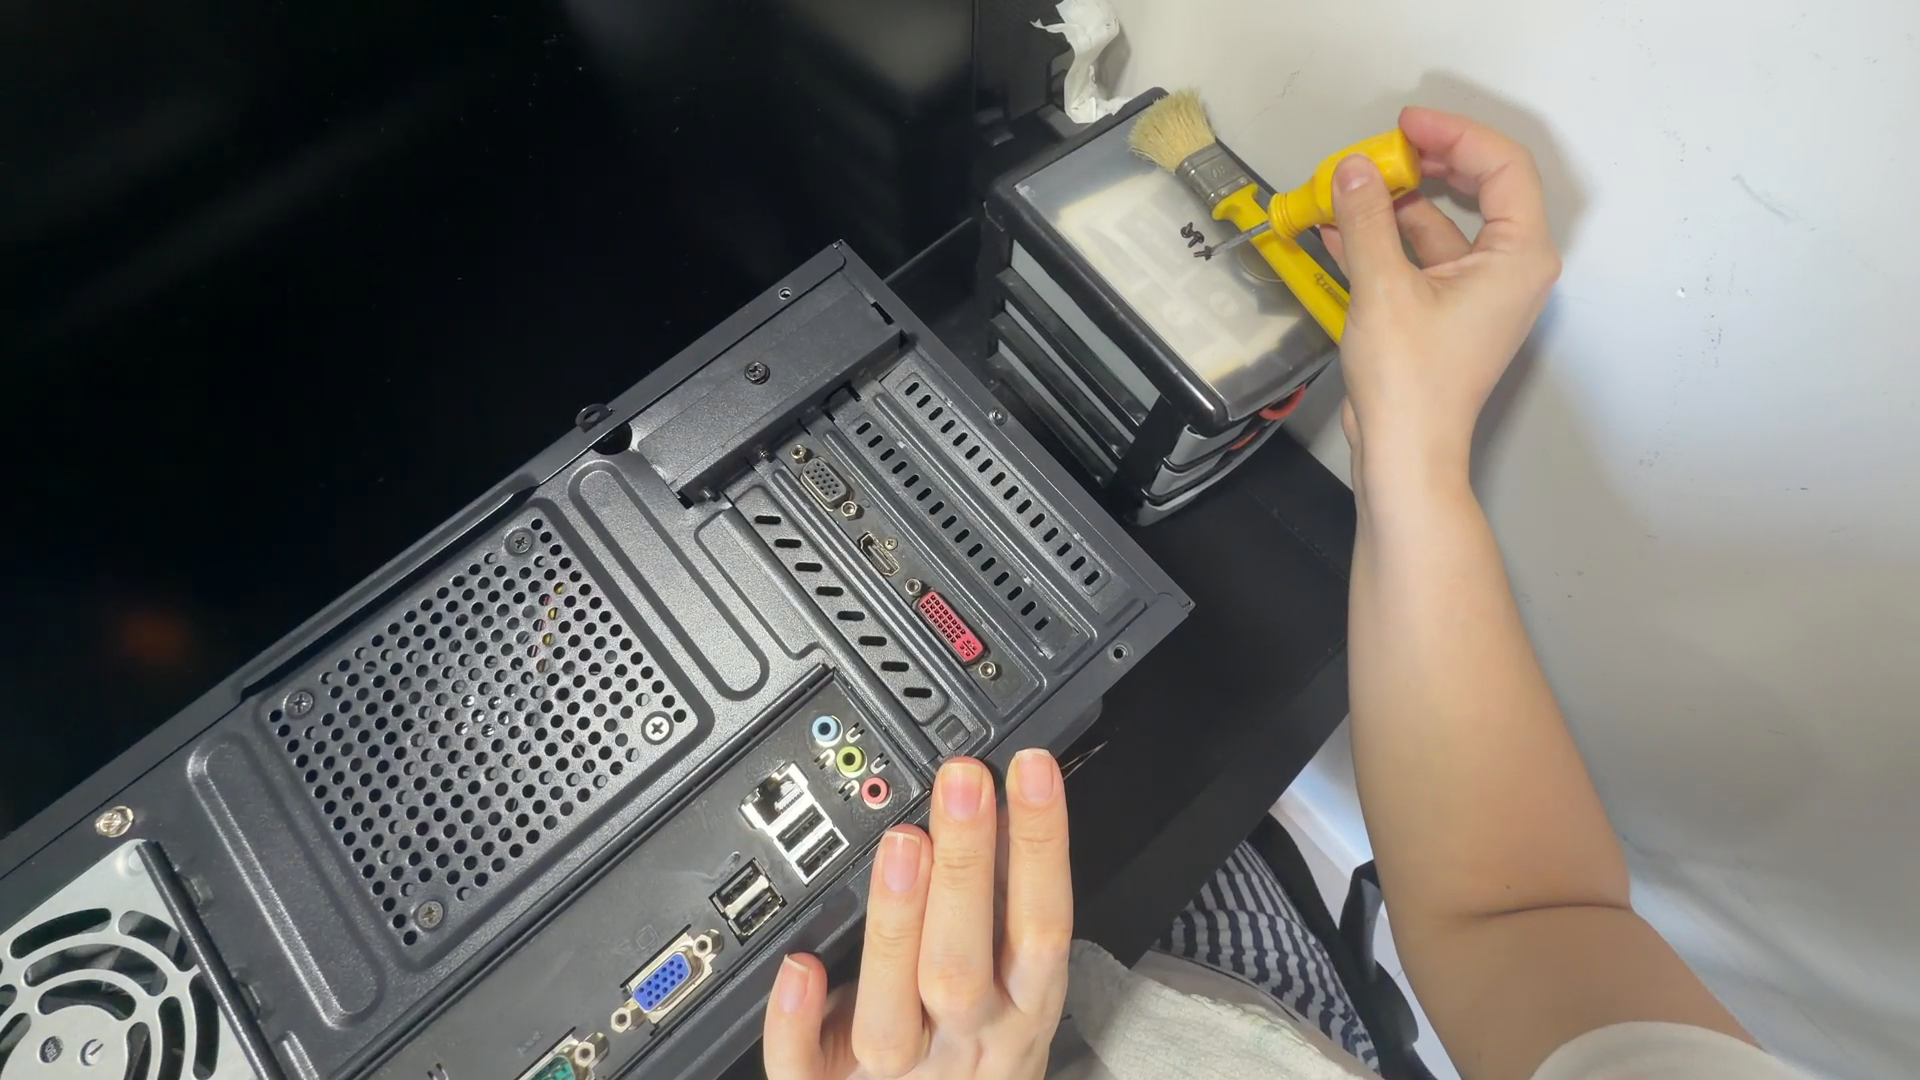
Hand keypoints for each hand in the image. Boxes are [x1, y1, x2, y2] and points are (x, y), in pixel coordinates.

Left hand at [763, 751, 1071, 1079]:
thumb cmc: (991, 1032)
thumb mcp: (1019, 967)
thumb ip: (1005, 887)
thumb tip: (1002, 797)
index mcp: (1021, 1006)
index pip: (1042, 921)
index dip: (1042, 841)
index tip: (1028, 769)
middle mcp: (966, 1042)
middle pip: (962, 966)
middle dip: (966, 865)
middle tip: (962, 783)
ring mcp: (902, 1075)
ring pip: (890, 1018)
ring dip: (895, 926)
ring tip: (903, 843)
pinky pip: (807, 1071)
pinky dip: (796, 1023)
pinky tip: (800, 965)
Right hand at [1319, 107, 1560, 483]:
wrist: (1403, 449)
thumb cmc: (1409, 379)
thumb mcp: (1383, 290)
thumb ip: (1368, 222)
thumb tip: (1351, 171)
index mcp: (1518, 255)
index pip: (1500, 167)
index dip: (1452, 136)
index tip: (1403, 127)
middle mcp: (1506, 270)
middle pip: (1469, 195)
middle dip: (1418, 173)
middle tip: (1372, 159)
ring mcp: (1472, 295)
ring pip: (1435, 232)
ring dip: (1388, 213)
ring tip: (1341, 197)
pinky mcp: (1440, 316)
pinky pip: (1414, 265)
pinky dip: (1380, 249)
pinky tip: (1338, 235)